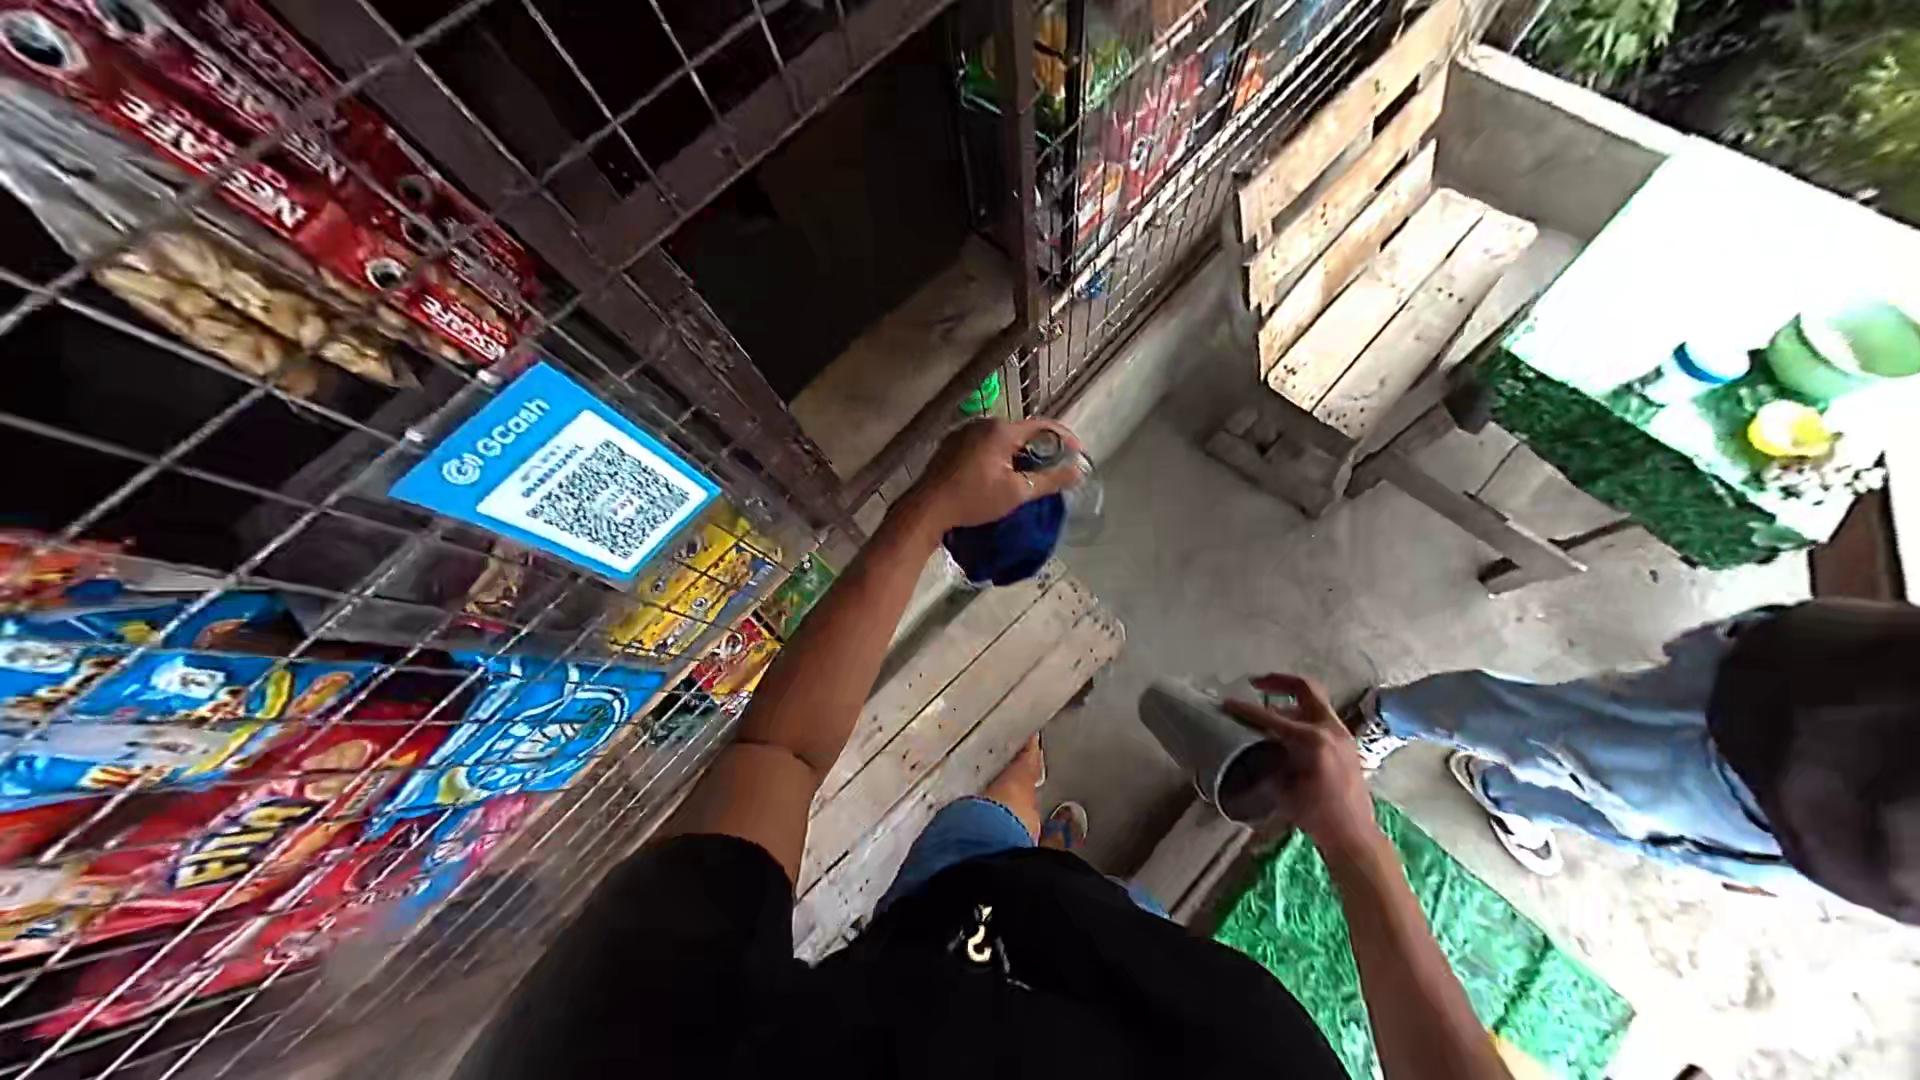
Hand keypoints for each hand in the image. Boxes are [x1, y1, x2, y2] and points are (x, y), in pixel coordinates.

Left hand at [896, 418, 1086, 532]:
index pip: (1042, 426)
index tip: (1077, 452)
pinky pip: (984, 444)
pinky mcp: (952, 444)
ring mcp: (964, 431)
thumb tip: (1078, 472)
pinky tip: (1000, 473)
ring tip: (1029, 473)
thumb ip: (1050, 480)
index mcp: (1001, 430)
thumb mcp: (1017, 493)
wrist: (927, 508)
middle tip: (1054, 467)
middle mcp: (983, 423)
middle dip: (1040, 447)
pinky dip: (998, 454)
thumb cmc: (973, 500)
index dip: (1064, 438)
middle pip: (1021, 431)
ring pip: (1001, 438)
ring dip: (1018, 452)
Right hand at [1224, 674, 1379, 858]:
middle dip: (1277, 681)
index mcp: (1310, 739)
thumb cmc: (1314, 813)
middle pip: (1304, 688)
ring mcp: (1341, 734)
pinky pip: (1320, 717)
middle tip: (1256, 683)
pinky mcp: (1346, 743)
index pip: (1269, 716)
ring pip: (1313, 702)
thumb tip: (1252, 742)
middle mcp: (1329, 729)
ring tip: (1269, 710)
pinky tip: (1287, 731)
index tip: (1226, 703)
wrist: (1353, 835)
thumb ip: (1267, 757)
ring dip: (1289, 700)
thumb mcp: (1281, 785)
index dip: (1244, 709)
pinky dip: (1301, 715)